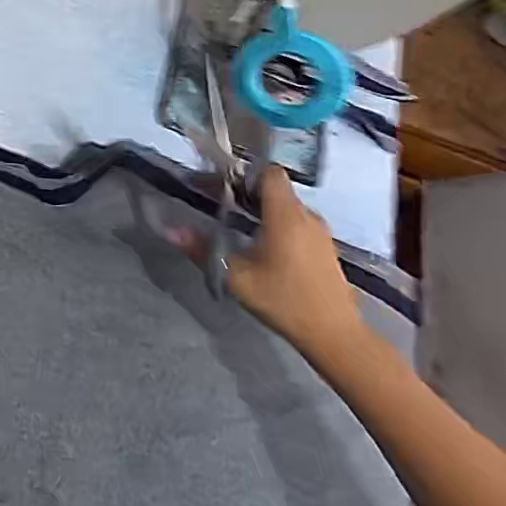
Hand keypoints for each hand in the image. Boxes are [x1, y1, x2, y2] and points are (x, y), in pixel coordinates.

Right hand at [184, 166, 370, 361]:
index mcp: (285, 215)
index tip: (223, 188)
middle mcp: (307, 216)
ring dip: (264, 211)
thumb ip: (203, 250)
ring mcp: (320, 232)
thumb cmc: (283, 300)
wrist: (333, 333)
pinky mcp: (325, 247)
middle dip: (249, 194)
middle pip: (277, 189)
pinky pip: (299, 224)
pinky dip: (280, 226)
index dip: (245, 174)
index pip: (270, 173)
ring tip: (240, 229)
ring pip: (288, 207)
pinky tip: (265, 249)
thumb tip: (172, 231)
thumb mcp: (237, 277)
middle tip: (223, 208)